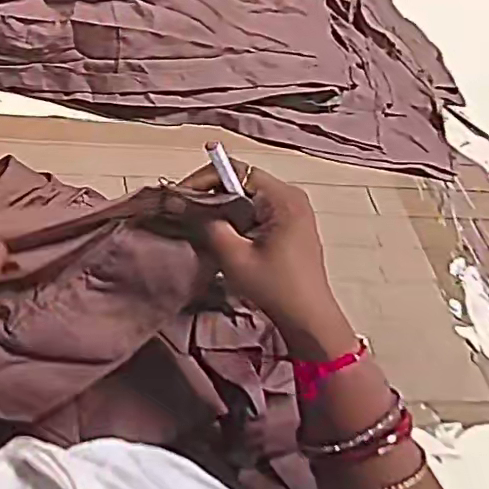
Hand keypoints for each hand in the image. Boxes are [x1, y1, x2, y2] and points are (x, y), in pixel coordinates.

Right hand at [182, 160, 356, 360]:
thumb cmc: (274, 288)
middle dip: (210, 191)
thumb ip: (209, 224)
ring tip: (197, 219)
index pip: (237, 170)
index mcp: (282, 199)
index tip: (180, 196)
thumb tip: (186, 204)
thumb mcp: (234, 256)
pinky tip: (220, 231)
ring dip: (221, 204)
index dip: (203, 179)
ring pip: (247, 194)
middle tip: (184, 208)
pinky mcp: (290, 223)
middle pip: (242, 179)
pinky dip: (235, 214)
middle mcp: (291, 196)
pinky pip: (256, 207)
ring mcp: (293, 209)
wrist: (308, 318)